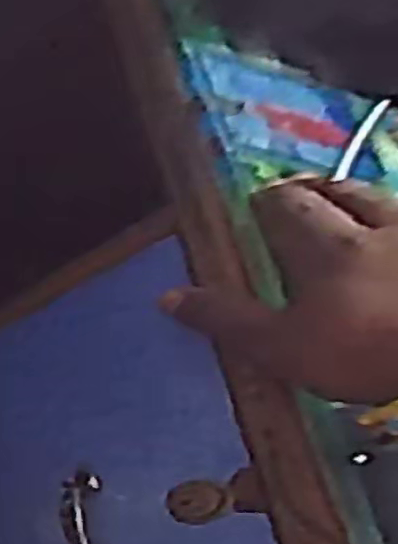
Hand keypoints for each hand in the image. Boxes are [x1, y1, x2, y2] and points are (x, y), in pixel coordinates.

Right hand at [161, 177, 397, 403]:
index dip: (268, 202)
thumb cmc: (363, 353)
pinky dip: (395, 222)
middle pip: (351, 194)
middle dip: (321, 190)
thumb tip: (169, 296)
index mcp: (332, 250)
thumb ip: (224, 317)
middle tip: (301, 191)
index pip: (290, 210)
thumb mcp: (275, 345)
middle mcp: (390, 229)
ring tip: (352, 208)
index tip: (253, 199)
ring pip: (395, 203)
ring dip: (368, 201)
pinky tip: (387, 239)